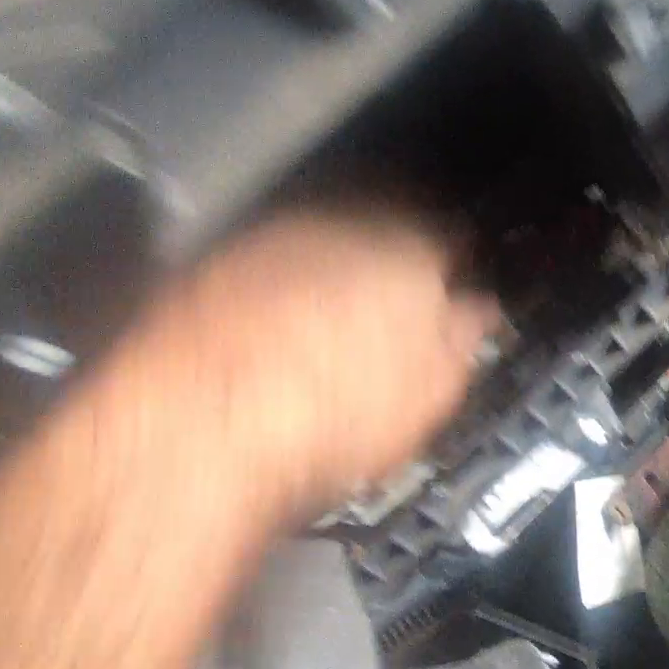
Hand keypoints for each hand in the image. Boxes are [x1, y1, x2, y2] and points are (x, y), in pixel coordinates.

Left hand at [104, 212, 497, 518]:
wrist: (194, 436)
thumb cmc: (326, 416)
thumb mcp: (430, 391)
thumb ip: (461, 338)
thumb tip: (474, 315)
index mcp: (408, 251)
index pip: (450, 238)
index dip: (459, 265)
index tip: (459, 286)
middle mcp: (336, 232)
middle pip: (381, 239)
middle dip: (393, 273)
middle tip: (398, 324)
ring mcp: (267, 247)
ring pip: (319, 255)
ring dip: (333, 286)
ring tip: (335, 347)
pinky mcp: (207, 273)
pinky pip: (263, 278)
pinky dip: (277, 305)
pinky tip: (277, 355)